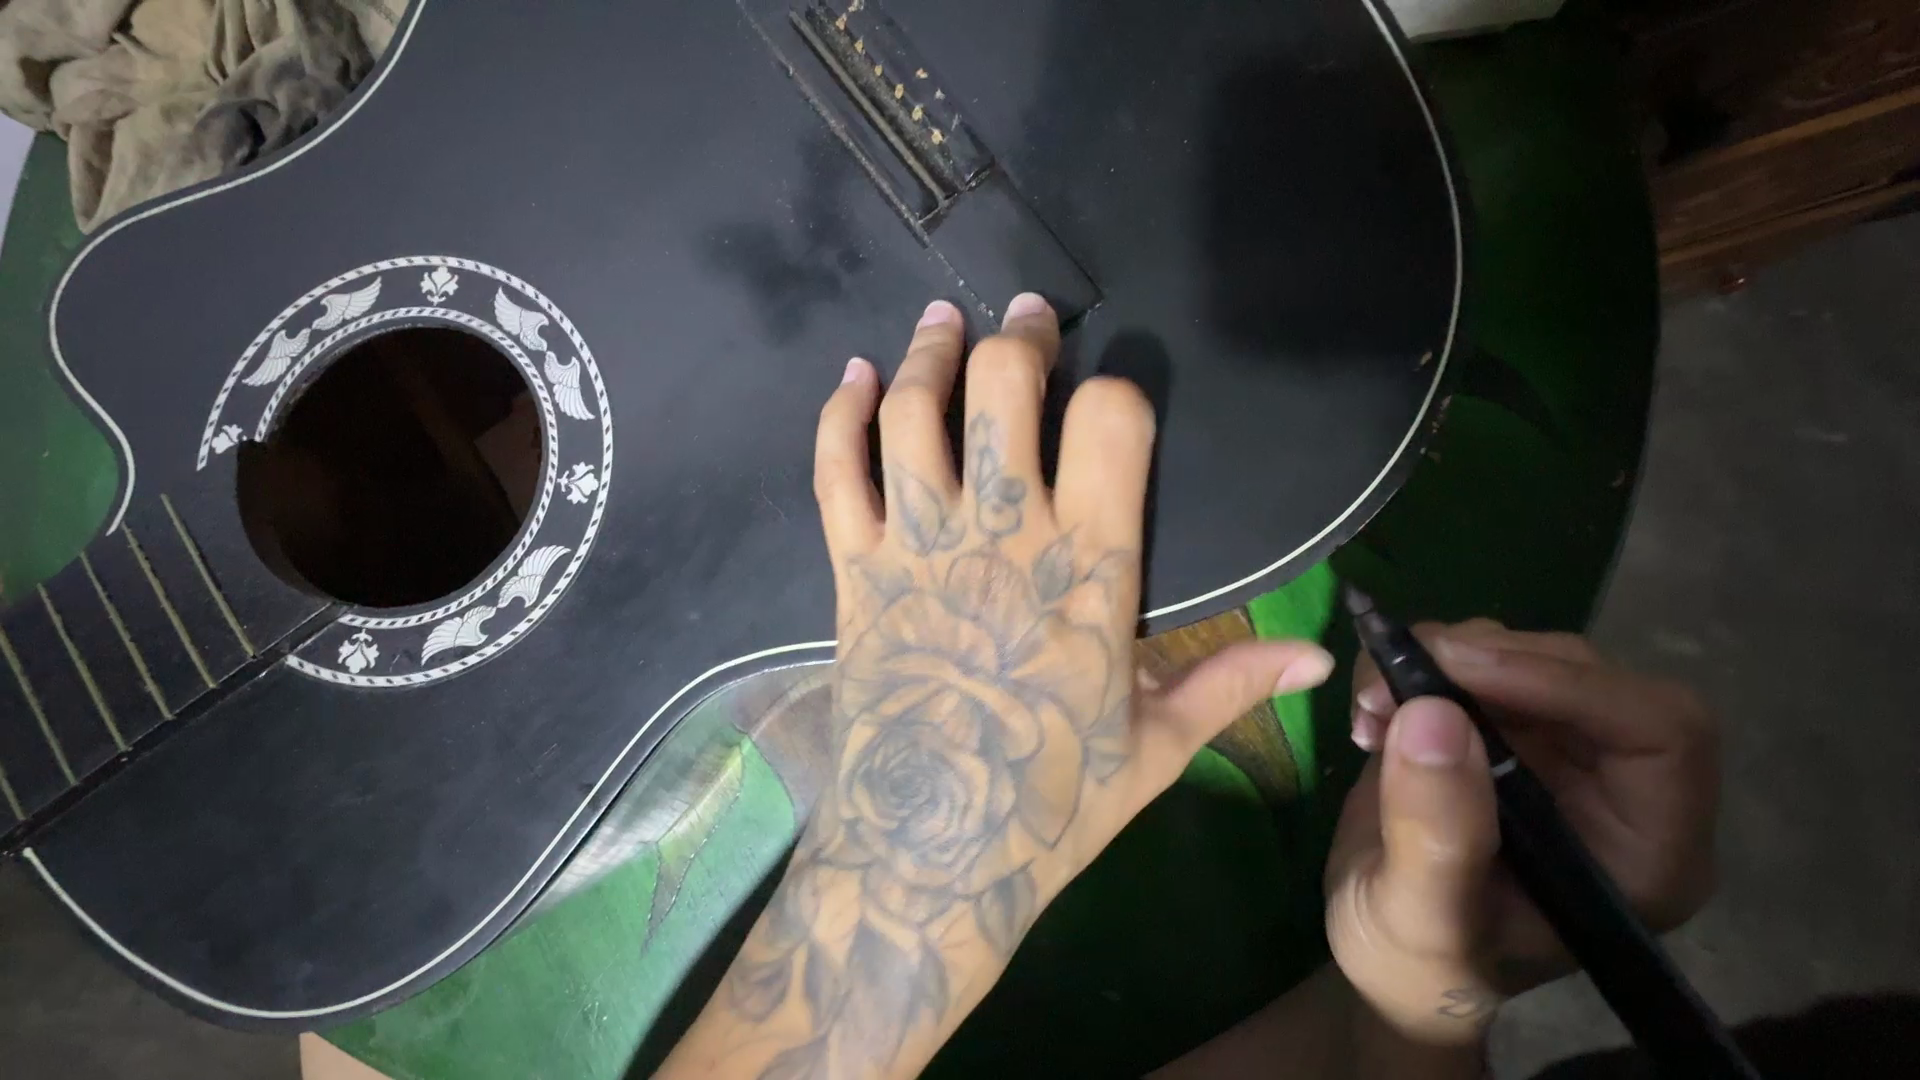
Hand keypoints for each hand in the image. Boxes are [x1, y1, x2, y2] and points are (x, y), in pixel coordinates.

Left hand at [668, 295, 1334, 1079]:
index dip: (1116, 388)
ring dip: (930, 354)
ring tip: (942, 321)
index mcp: (1090, 571)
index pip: (1111, 425)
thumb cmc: (1050, 804)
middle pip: (1001, 393)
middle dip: (1018, 340)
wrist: (927, 855)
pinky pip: (836, 474)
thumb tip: (1319, 656)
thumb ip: (1232, 687)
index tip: (1108, 387)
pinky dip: (840, 416)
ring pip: (913, 417)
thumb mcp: (1155, 749)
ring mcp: (917, 550)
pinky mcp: (853, 574)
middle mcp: (1002, 539)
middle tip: (1027, 319)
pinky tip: (856, 375)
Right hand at [1325, 621, 1718, 1044]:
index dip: (1567, 685)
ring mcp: (1556, 754)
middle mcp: (1614, 789)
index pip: (1660, 732)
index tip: (1453, 671)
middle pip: (1588, 678)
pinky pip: (1473, 661)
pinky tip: (1373, 708)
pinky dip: (1414, 662)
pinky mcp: (1499, 730)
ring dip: (1438, 658)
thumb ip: (1436, 831)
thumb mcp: (1421, 915)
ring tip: (1369, 705)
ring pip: (1525, 656)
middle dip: (1484, 662)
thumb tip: (1433, 712)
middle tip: (1390, 681)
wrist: (1385, 949)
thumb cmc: (1418, 958)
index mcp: (1643, 849)